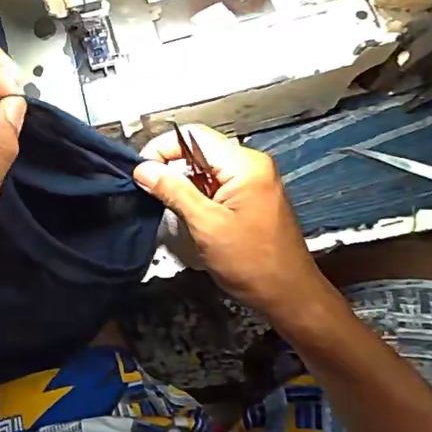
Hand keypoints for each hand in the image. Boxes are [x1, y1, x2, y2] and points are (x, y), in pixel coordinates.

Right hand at [133, 125, 332, 322]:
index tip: (142, 170)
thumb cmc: (253, 264)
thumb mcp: (205, 225)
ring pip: (205, 167)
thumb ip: (173, 191)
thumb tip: (144, 169)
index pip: (193, 136)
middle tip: (149, 188)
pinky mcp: (250, 196)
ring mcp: (253, 180)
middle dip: (171, 165)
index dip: (163, 149)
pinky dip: (198, 193)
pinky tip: (189, 212)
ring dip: (183, 182)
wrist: (288, 294)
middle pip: (199, 149)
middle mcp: (252, 165)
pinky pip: (216, 182)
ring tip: (167, 203)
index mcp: (245, 165)